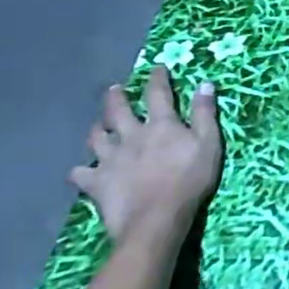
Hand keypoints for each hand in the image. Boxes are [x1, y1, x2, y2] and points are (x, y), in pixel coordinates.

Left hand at [71, 67, 221, 249]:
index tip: (156, 68)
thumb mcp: (209, 144)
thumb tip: (204, 83)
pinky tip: (79, 170)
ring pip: (97, 137)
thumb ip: (205, 113)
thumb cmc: (189, 180)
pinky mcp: (97, 183)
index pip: (157, 94)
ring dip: (97, 128)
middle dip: (115, 97)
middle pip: (118, 110)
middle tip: (114, 89)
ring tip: (98, 125)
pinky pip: (81, 174)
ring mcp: (111, 159)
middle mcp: (132, 135)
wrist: (156, 220)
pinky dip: (79, 170)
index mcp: (160, 124)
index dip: (157, 79)